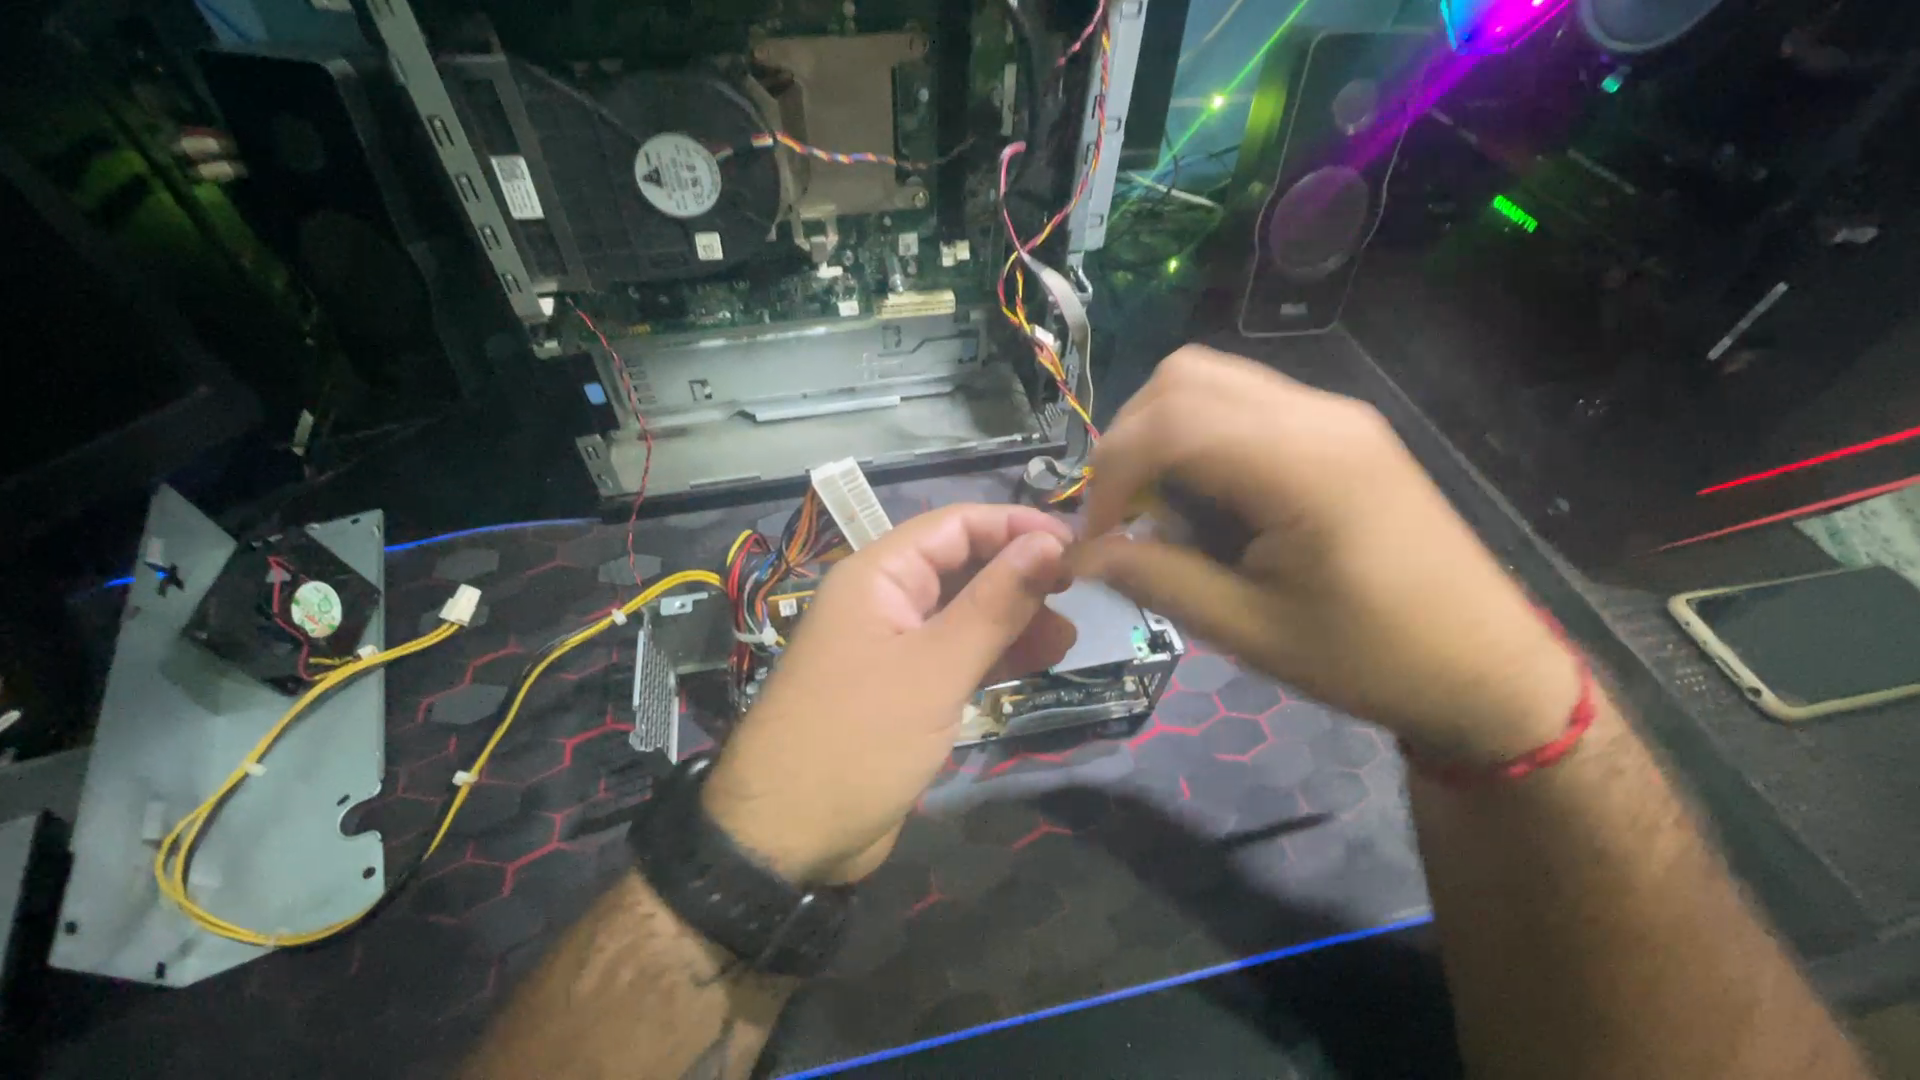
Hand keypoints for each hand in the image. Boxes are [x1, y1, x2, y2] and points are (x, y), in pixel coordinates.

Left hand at [702, 504, 1075, 884]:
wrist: (791, 835)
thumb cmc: (861, 737)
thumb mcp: (936, 667)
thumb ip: (995, 604)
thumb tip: (1049, 542)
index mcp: (879, 575)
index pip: (956, 525)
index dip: (1016, 526)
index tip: (1075, 545)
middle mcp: (886, 600)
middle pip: (963, 566)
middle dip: (1020, 574)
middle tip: (1079, 593)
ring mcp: (896, 647)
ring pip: (965, 613)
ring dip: (1016, 618)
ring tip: (1067, 637)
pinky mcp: (907, 689)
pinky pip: (959, 655)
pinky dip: (997, 654)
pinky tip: (1042, 660)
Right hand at [1074, 346, 1580, 763]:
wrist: (1488, 669)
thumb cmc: (1372, 661)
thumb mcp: (1251, 632)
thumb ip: (1158, 580)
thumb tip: (1080, 554)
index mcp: (1302, 464)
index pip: (1169, 422)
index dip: (1111, 473)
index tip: (1097, 537)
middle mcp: (1318, 415)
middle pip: (1183, 377)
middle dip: (1129, 441)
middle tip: (1125, 516)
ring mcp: (1336, 416)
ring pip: (1212, 381)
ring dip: (1162, 434)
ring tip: (1164, 511)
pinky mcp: (1342, 431)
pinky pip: (1247, 405)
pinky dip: (1201, 438)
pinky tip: (1211, 503)